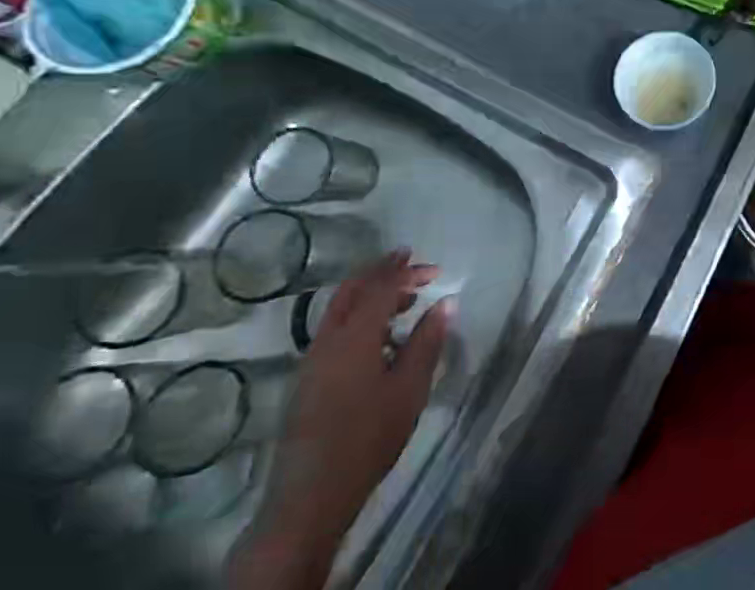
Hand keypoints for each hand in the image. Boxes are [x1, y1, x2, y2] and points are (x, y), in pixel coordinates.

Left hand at [230, 252, 450, 588]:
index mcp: (353, 337)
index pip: (382, 288)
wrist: (311, 494)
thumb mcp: (409, 389)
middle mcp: (327, 340)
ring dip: (370, 294)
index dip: (408, 273)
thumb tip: (444, 304)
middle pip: (351, 290)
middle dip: (381, 271)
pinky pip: (335, 330)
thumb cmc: (368, 437)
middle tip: (409, 259)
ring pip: (340, 310)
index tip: (436, 269)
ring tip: (404, 298)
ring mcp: (313, 360)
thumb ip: (427, 342)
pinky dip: (359, 317)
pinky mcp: (309, 379)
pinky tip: (381, 338)